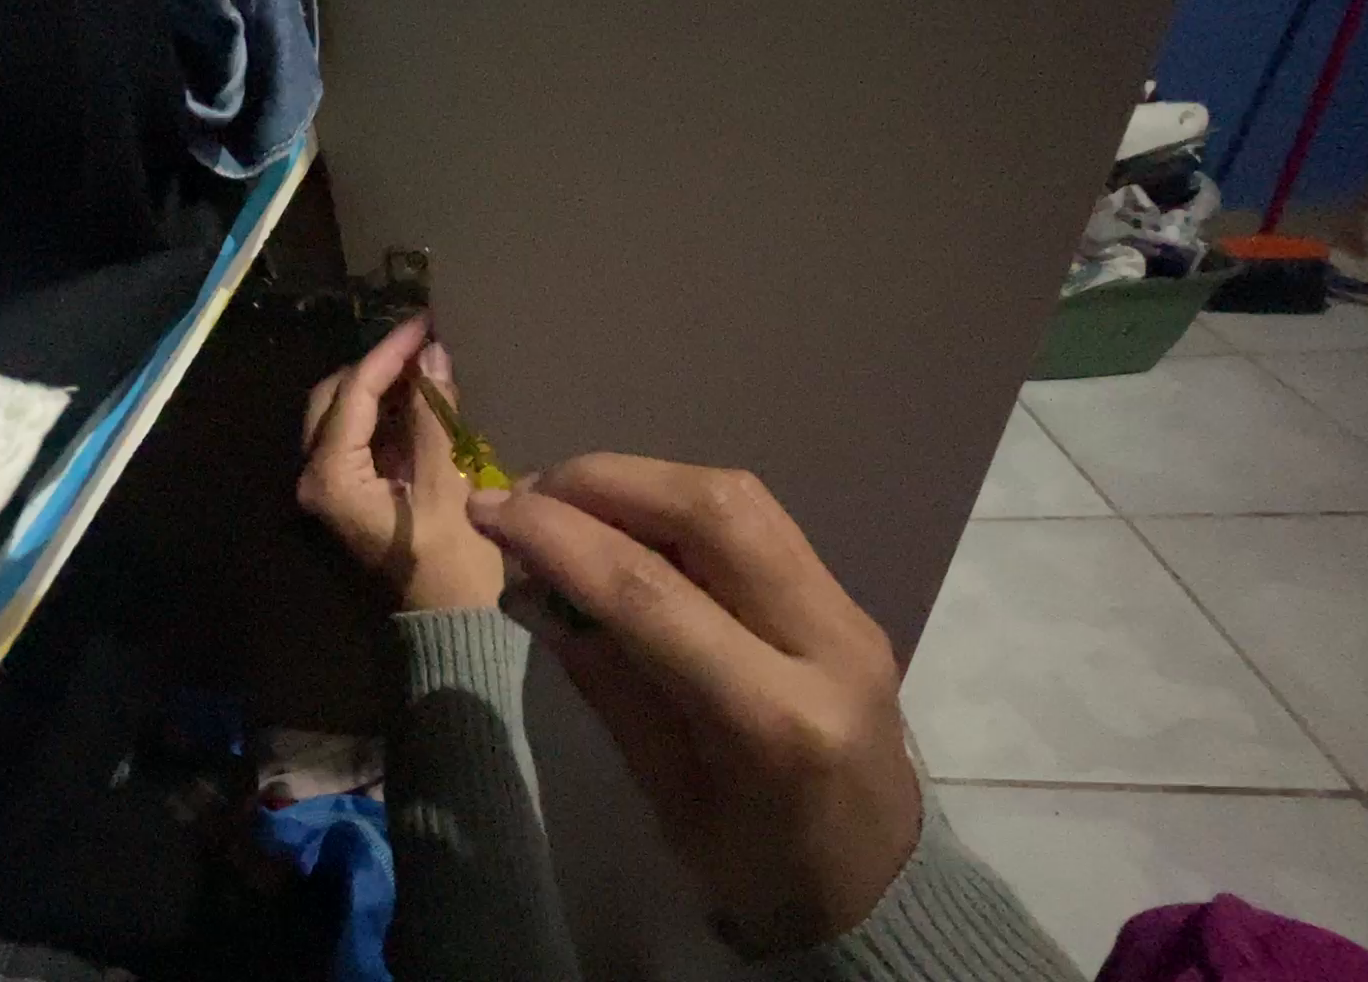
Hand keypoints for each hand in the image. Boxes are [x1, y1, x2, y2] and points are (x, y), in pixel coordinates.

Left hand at [298, 315, 504, 610]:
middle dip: (377, 368)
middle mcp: (317, 480)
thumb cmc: (452, 568)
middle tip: (423, 345)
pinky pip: (360, 441)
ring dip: (383, 390)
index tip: (424, 324)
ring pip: (344, 418)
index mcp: (332, 479)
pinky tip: (422, 400)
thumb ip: (436, 419)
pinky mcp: (352, 495)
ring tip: (428, 364)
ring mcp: (331, 489)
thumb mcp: (446, 489)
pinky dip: (388, 417)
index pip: (354, 396)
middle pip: (335, 400)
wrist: (450, 628)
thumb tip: (435, 356)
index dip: (389, 355)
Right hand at [467, 454, 920, 954]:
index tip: (488, 511)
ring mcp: (846, 607)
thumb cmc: (757, 869)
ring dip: (634, 480)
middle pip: (710, 511)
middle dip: (601, 483)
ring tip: (562, 500)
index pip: (651, 594)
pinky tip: (622, 518)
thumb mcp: (662, 794)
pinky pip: (748, 516)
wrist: (879, 886)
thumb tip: (531, 588)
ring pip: (735, 496)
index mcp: (778, 720)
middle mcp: (828, 642)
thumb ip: (602, 678)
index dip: (558, 538)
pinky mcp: (840, 592)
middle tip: (525, 494)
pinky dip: (668, 499)